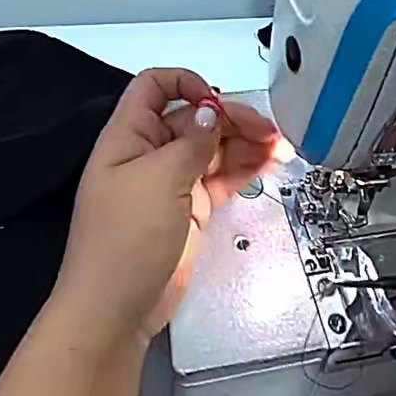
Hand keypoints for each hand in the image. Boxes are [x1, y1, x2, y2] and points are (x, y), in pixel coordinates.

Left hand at [53, 68, 278, 349]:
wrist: (115, 312)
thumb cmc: (125, 238)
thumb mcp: (158, 180)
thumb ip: (191, 143)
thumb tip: (211, 111)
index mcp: (130, 136)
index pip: (154, 87)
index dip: (185, 83)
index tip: (216, 100)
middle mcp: (151, 152)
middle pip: (195, 118)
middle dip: (232, 119)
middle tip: (269, 131)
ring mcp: (173, 180)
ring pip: (214, 148)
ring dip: (247, 143)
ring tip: (280, 147)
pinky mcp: (191, 207)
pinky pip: (222, 177)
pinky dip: (245, 168)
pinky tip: (269, 162)